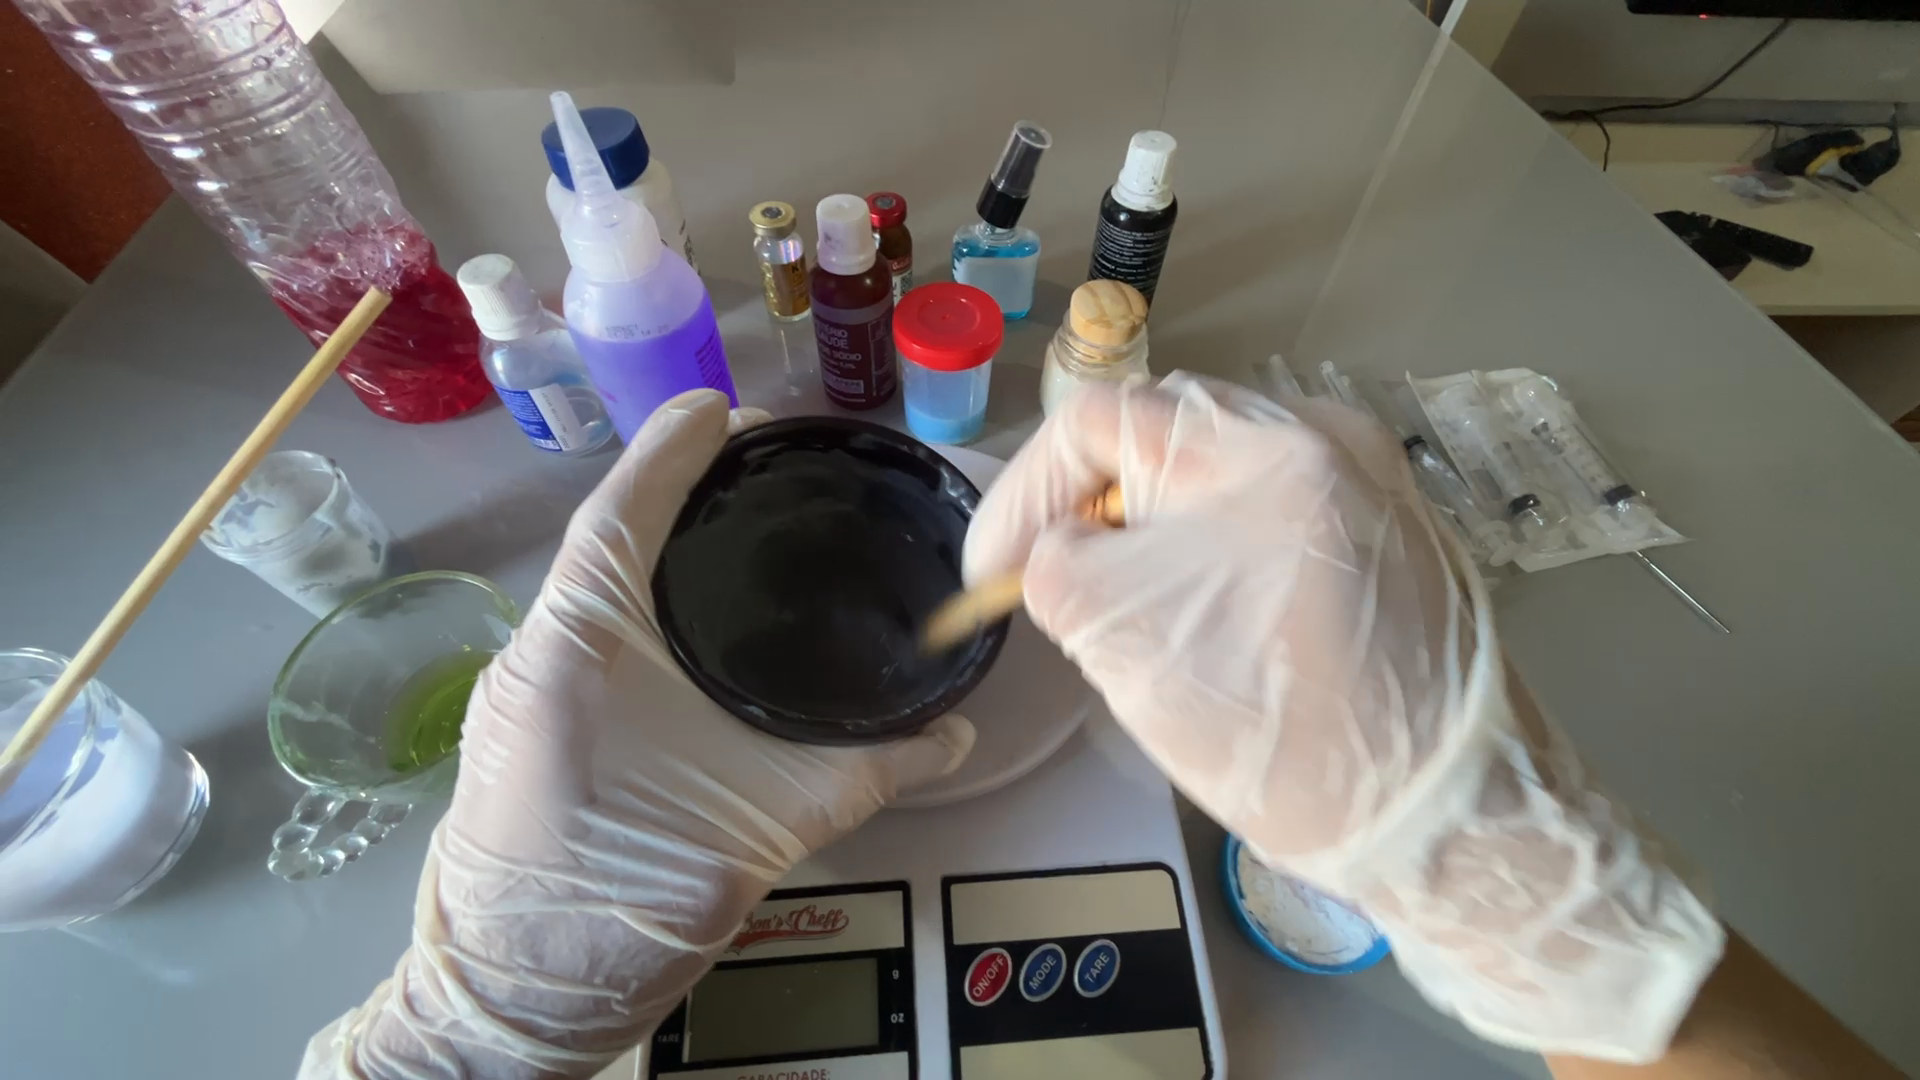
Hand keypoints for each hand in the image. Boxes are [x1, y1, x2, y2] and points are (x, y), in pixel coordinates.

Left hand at [301, 390, 973, 1079]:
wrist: (513, 1005)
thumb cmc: (616, 910)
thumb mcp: (753, 835)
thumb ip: (857, 775)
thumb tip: (954, 732)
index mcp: (583, 655)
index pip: (618, 522)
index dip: (667, 454)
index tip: (725, 408)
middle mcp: (559, 648)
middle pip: (618, 534)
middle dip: (684, 478)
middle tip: (770, 449)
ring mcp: (545, 678)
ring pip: (612, 576)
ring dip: (673, 526)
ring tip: (754, 499)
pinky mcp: (553, 711)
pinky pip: (612, 623)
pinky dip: (662, 585)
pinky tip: (715, 589)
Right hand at [964, 374, 1719, 1063]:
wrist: (1453, 824)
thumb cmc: (1280, 736)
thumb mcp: (1126, 644)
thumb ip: (1059, 564)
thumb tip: (1057, 545)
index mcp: (1261, 447)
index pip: (1096, 423)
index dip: (1023, 492)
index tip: (991, 568)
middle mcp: (1318, 432)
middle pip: (1150, 439)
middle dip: (1084, 510)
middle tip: (1052, 578)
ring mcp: (1354, 473)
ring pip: (1197, 474)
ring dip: (1139, 529)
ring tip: (1129, 602)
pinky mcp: (1371, 520)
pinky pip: (1250, 504)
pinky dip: (1198, 543)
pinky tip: (1202, 604)